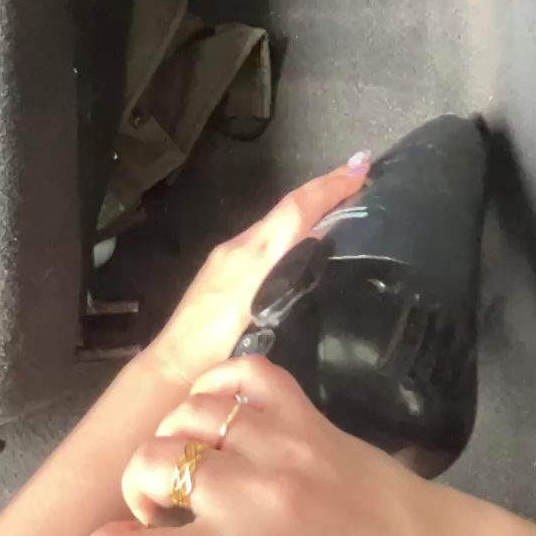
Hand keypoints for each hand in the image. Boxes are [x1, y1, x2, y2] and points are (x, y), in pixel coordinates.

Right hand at [82, 356, 458, 535]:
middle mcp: (250, 499)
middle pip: (145, 465)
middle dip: (140, 492)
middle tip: (169, 510)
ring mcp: (279, 445)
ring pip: (185, 415)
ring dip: (176, 441)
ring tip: (198, 463)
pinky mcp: (305, 413)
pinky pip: (242, 374)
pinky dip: (219, 386)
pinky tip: (222, 415)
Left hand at [139, 154, 369, 385]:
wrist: (174, 368)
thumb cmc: (219, 356)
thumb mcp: (265, 323)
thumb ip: (291, 280)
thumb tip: (319, 240)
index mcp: (252, 258)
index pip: (296, 210)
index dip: (330, 187)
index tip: (361, 166)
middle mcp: (240, 246)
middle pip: (287, 207)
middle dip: (324, 186)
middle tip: (359, 172)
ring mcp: (228, 254)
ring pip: (276, 219)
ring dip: (309, 204)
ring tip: (342, 197)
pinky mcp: (223, 265)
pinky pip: (265, 233)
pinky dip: (291, 224)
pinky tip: (305, 234)